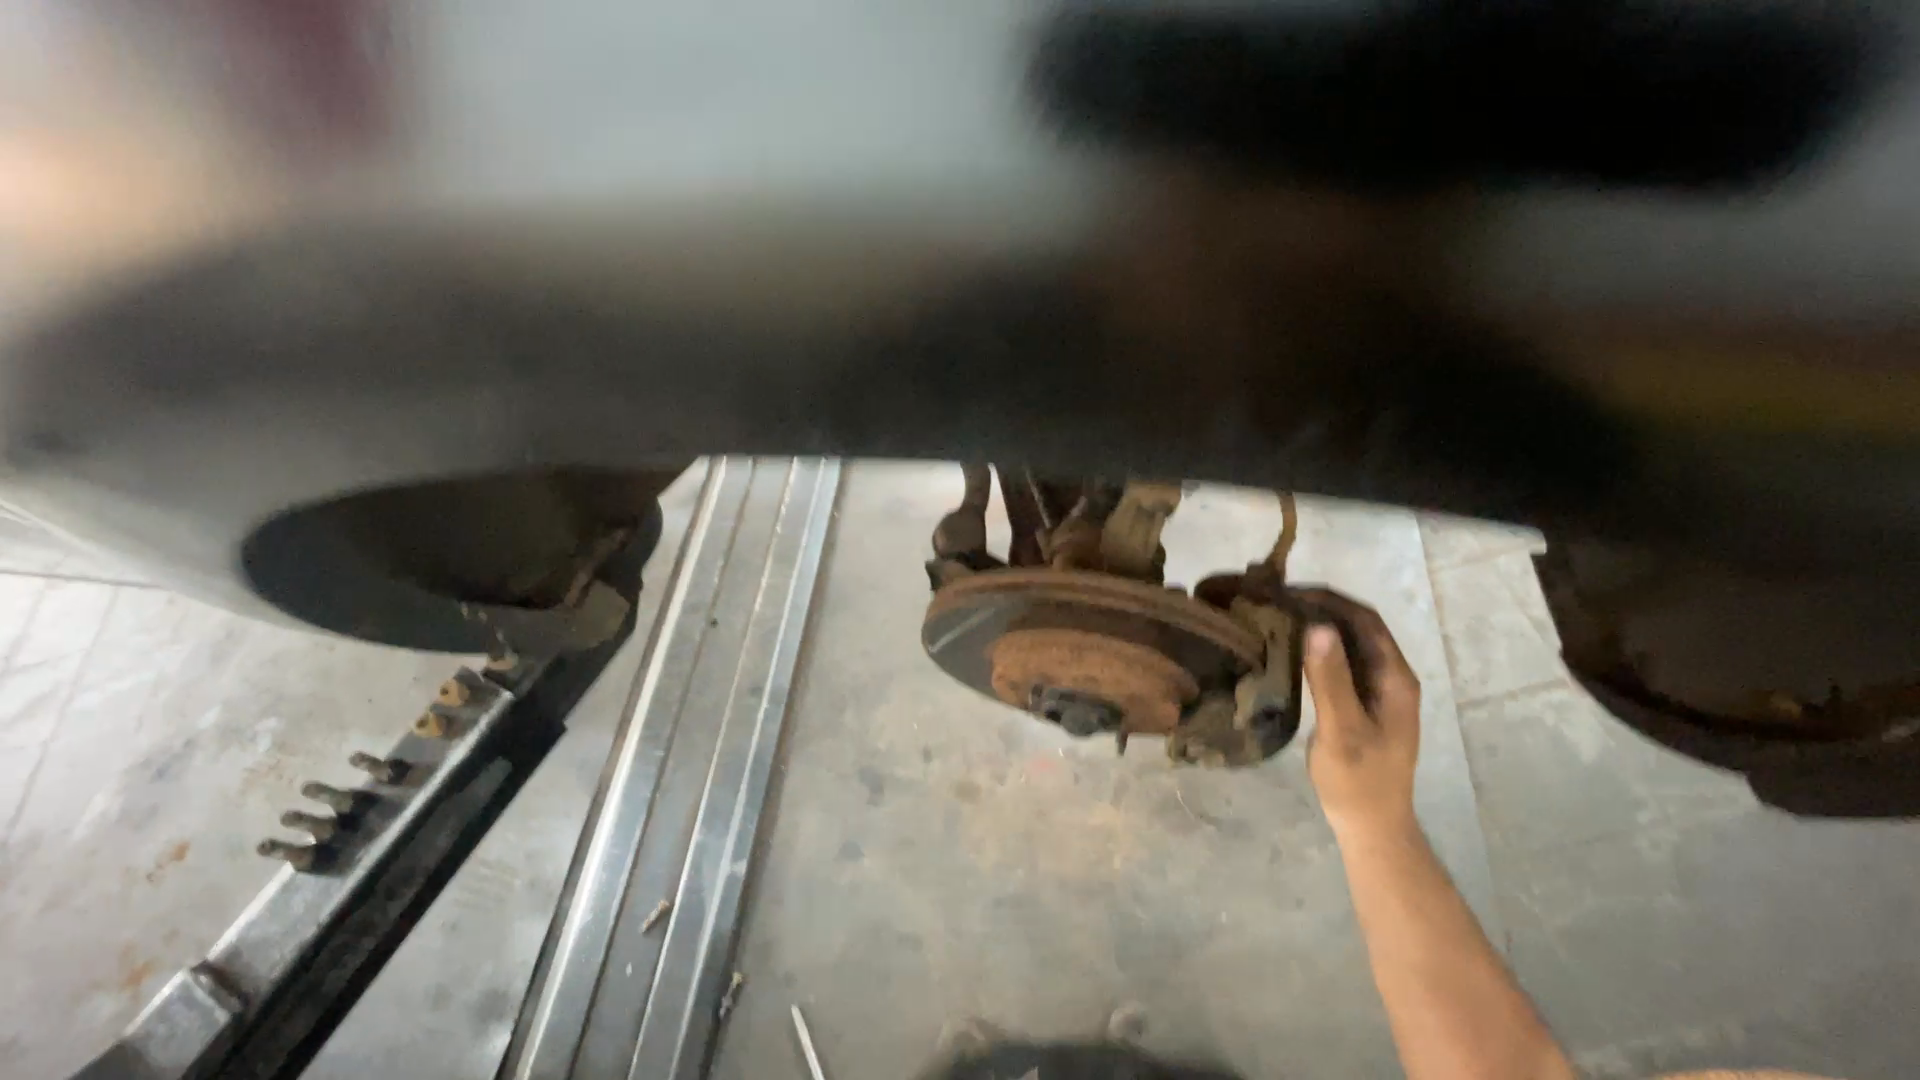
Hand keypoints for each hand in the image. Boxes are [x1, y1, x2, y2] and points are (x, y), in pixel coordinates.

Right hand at [1295, 588, 1421, 839]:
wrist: (1371, 825)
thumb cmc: (1358, 780)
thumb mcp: (1342, 730)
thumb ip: (1332, 680)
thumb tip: (1318, 628)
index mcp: (1395, 678)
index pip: (1365, 620)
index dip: (1329, 599)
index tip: (1288, 591)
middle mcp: (1390, 676)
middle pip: (1358, 626)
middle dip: (1320, 607)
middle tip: (1274, 600)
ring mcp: (1377, 690)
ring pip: (1348, 643)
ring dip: (1317, 625)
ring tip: (1275, 616)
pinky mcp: (1361, 702)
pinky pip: (1340, 663)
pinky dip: (1316, 648)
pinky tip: (1287, 649)